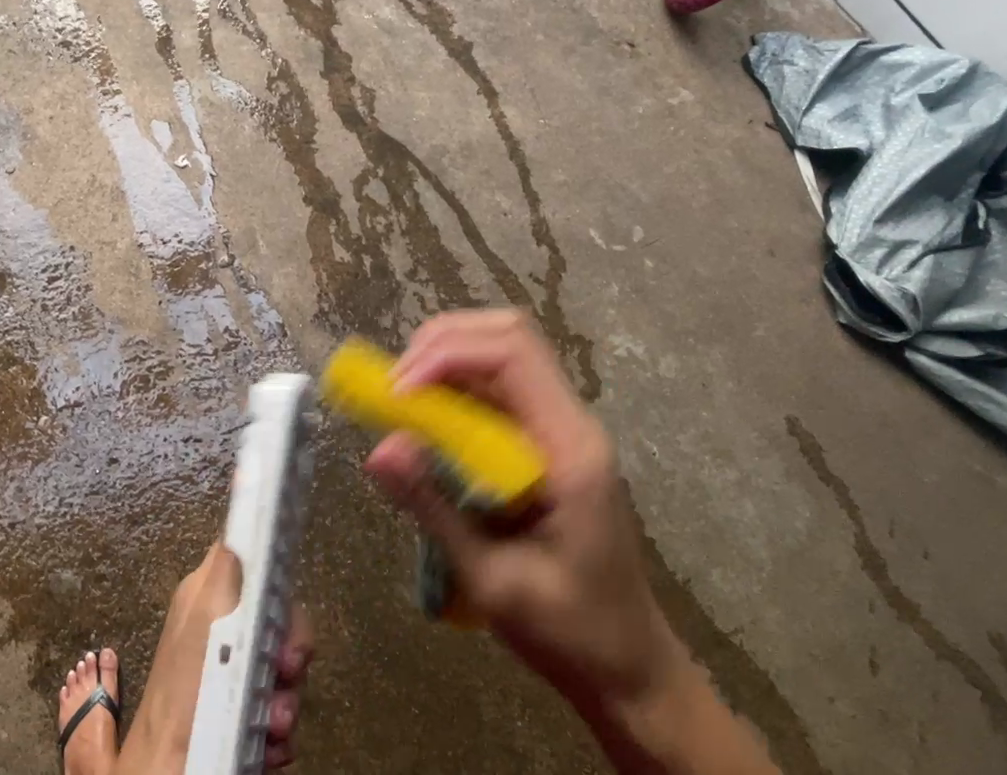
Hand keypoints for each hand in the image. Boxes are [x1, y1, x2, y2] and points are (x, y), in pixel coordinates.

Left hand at [118, 545, 313, 771]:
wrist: (169, 765)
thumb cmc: (186, 687)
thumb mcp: (207, 610)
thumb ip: (229, 559)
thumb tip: (242, 486)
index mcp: (210, 596)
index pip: (256, 568)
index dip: (279, 589)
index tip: (285, 620)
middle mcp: (222, 628)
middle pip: (280, 625)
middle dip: (291, 656)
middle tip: (285, 675)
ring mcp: (231, 673)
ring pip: (284, 673)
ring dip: (287, 702)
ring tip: (273, 725)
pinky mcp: (240, 712)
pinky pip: (278, 712)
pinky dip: (280, 733)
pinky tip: (270, 746)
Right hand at [364, 312, 779, 773]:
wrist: (629, 668)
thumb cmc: (569, 631)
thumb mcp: (491, 577)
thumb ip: (434, 507)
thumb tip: (377, 450)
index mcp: (569, 448)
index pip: (512, 354)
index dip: (445, 356)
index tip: (395, 394)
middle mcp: (569, 424)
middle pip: (506, 337)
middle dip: (439, 346)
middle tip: (391, 390)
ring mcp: (559, 430)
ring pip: (499, 355)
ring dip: (442, 362)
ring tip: (398, 402)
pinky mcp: (543, 444)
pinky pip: (495, 391)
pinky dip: (450, 390)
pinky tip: (424, 424)